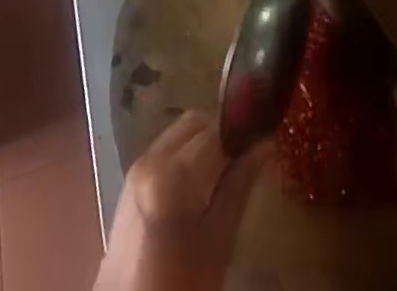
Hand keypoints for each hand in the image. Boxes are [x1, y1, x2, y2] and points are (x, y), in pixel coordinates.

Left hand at [94, 110, 267, 290]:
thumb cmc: (181, 282)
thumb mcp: (218, 240)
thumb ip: (240, 185)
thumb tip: (264, 145)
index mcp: (173, 174)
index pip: (215, 131)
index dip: (242, 130)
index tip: (264, 136)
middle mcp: (151, 158)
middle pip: (194, 123)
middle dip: (222, 130)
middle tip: (248, 152)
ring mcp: (137, 165)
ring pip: (179, 132)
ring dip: (204, 139)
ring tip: (228, 165)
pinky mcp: (131, 178)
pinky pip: (165, 147)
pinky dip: (187, 151)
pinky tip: (201, 178)